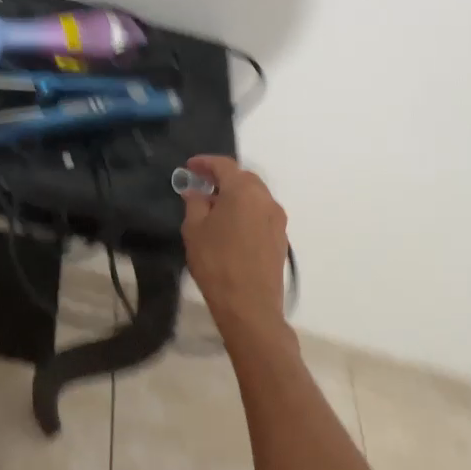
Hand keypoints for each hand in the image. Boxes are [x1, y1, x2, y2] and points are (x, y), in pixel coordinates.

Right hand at [179, 155, 290, 340]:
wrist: (250, 307)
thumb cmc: (216, 262)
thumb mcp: (194, 229)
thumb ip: (195, 203)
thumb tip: (196, 192)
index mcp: (244, 191)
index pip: (224, 165)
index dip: (205, 163)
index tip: (189, 167)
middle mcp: (266, 200)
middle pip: (244, 178)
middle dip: (222, 177)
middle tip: (201, 185)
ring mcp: (277, 220)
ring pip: (255, 196)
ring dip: (235, 195)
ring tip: (214, 207)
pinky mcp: (281, 239)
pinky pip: (261, 213)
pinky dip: (245, 210)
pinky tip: (230, 225)